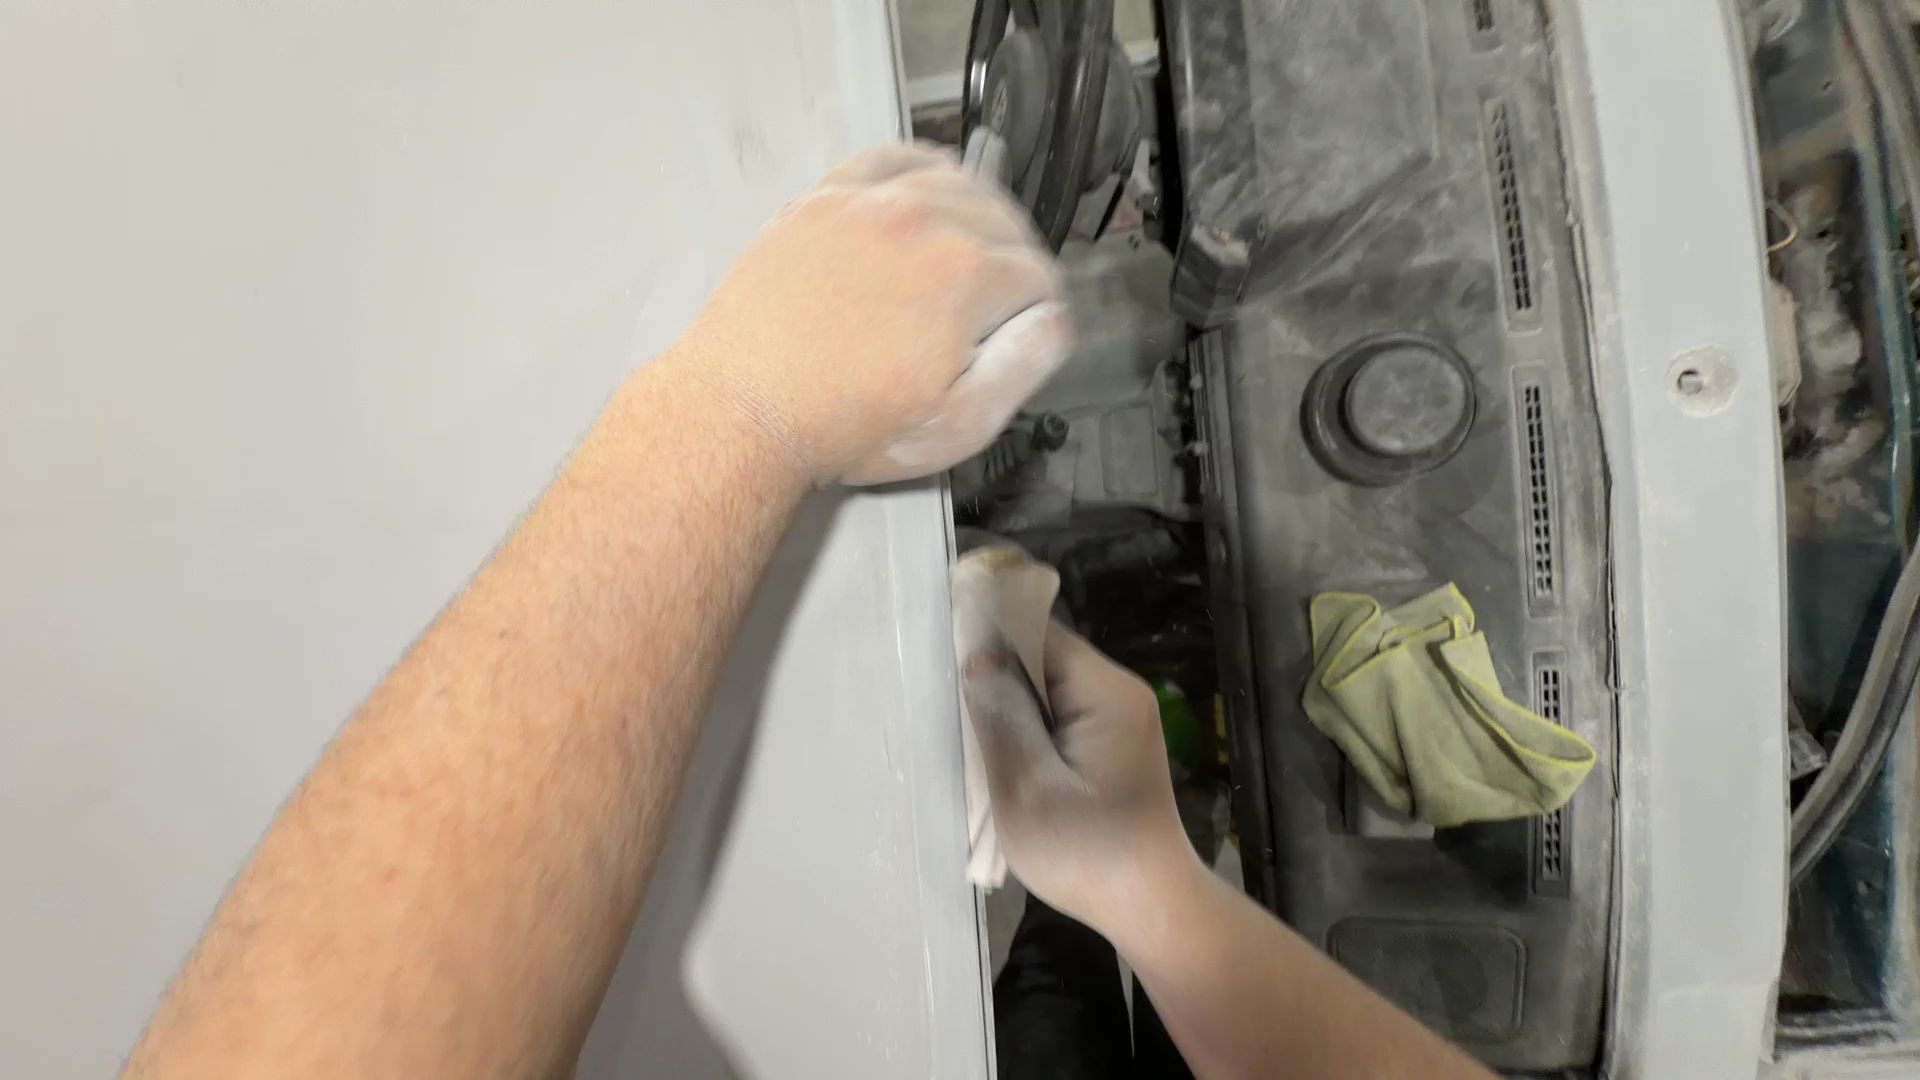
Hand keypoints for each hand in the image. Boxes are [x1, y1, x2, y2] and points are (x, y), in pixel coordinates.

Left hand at [668, 143, 1071, 485]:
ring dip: (977, 218)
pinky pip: (891, 159)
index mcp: (964, 277)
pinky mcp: (825, 201)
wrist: (747, 412)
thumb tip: (1051, 322)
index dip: (1037, 311)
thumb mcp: (958, 425)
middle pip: (1005, 223)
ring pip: (957, 183)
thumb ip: (1024, 366)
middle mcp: (921, 222)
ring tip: (970, 258)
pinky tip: (923, 199)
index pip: (1037, 276)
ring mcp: (868, 203)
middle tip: (998, 307)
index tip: (1023, 329)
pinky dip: (919, 173)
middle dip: (1014, 265)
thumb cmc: (841, 424)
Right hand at [960, 621, 1196, 938]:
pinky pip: (1058, 710)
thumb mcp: (1028, 787)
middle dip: (997, 673)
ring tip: (972, 729)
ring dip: (1009, 702)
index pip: (1037, 632)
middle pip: (1042, 655)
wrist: (1152, 907)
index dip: (988, 636)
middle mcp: (1117, 689)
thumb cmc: (1088, 853)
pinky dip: (1027, 723)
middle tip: (951, 703)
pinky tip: (1005, 751)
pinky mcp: (1110, 739)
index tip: (942, 656)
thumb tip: (977, 656)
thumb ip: (1001, 714)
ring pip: (1046, 684)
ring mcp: (1118, 714)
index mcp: (1104, 690)